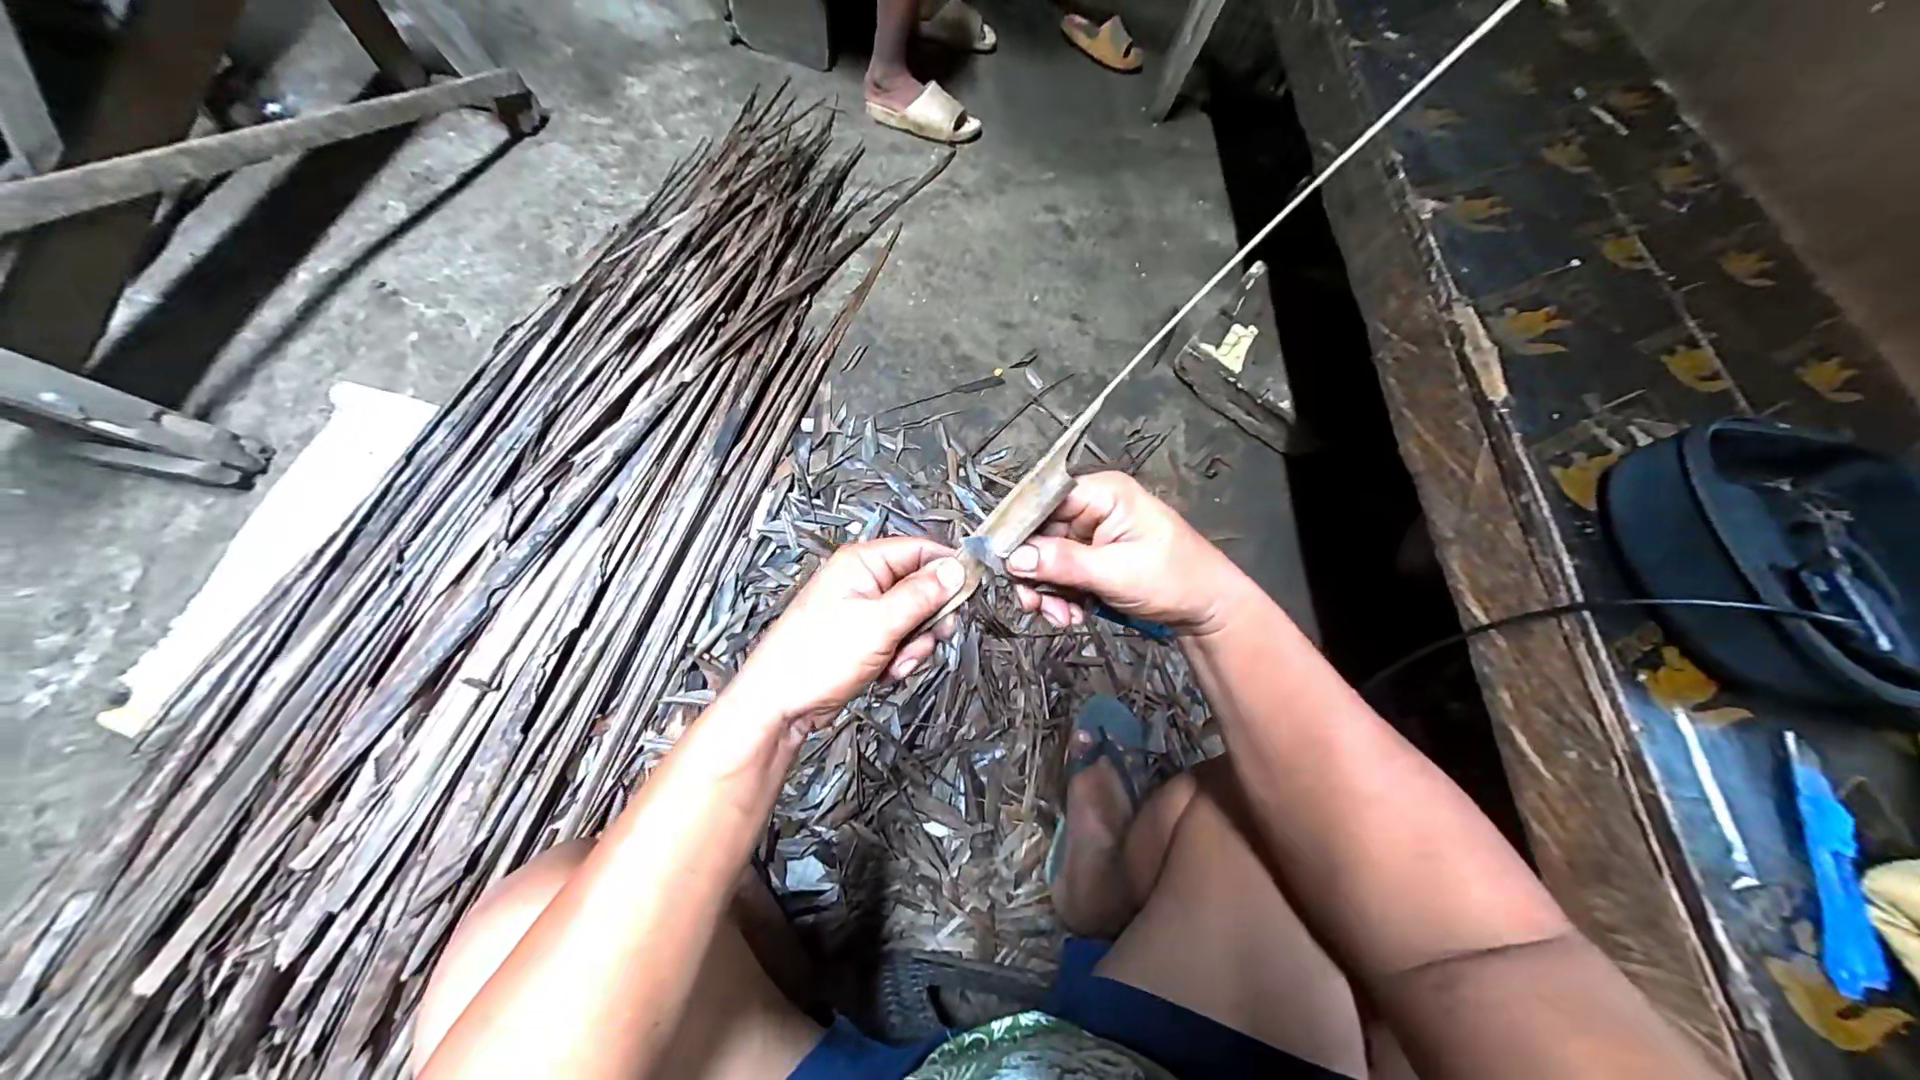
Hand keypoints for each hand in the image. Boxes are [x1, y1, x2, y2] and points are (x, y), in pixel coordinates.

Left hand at [728, 537, 963, 730]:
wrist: (780, 704)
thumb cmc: (811, 659)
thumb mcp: (879, 623)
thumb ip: (923, 594)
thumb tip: (954, 570)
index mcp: (862, 562)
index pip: (922, 550)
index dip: (948, 571)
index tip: (967, 592)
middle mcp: (862, 581)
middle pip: (923, 587)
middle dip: (929, 619)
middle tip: (925, 635)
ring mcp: (863, 610)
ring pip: (915, 618)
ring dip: (914, 645)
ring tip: (894, 659)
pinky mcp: (863, 636)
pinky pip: (900, 639)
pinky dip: (899, 657)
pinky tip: (883, 670)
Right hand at [1008, 472, 1246, 635]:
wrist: (1209, 611)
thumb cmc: (1174, 579)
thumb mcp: (1115, 572)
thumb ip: (1062, 563)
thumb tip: (1013, 558)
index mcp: (1103, 493)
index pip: (1044, 501)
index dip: (1019, 529)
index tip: (1002, 561)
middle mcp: (1093, 508)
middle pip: (1040, 533)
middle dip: (1033, 572)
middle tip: (1031, 603)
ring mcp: (1092, 535)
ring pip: (1046, 558)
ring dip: (1046, 590)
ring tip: (1060, 616)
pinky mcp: (1093, 559)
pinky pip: (1061, 574)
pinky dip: (1060, 596)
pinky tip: (1070, 615)